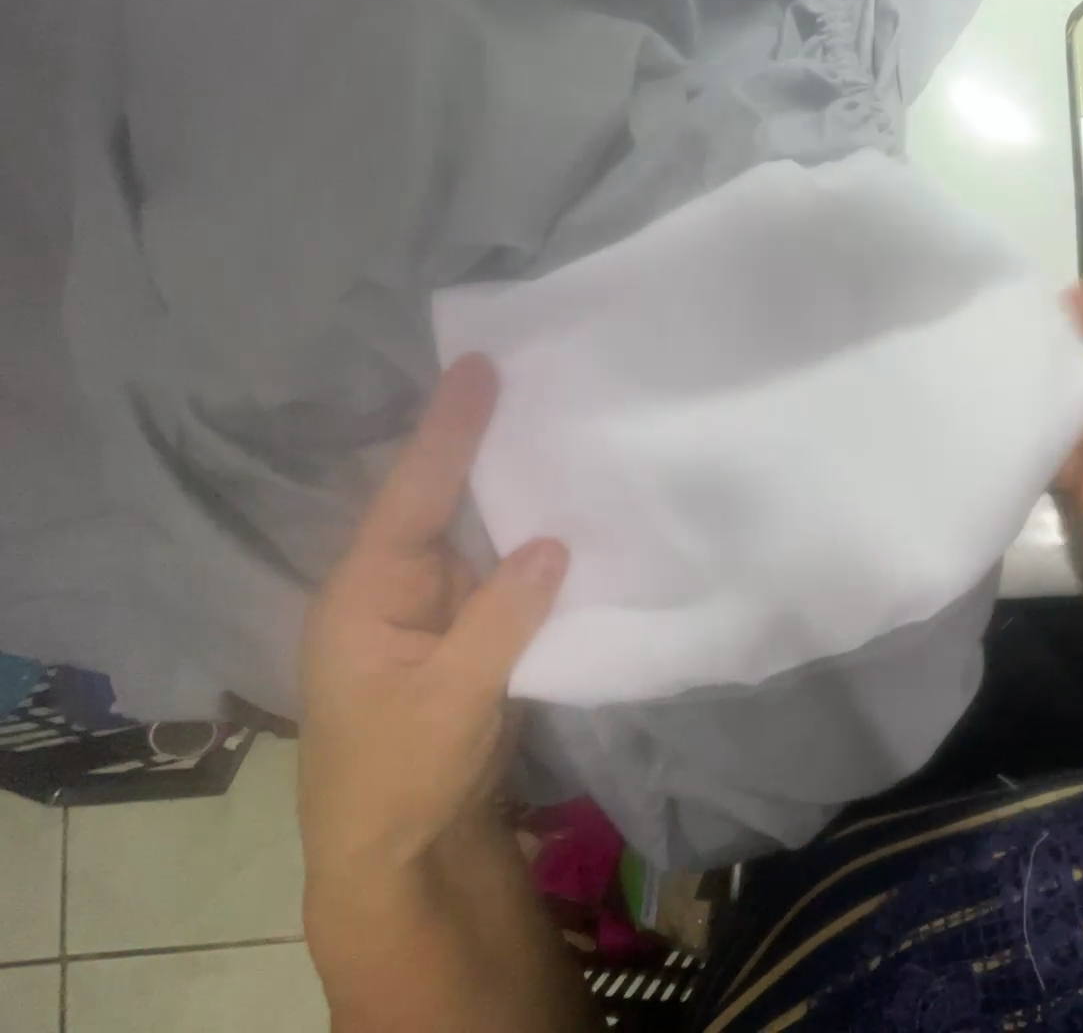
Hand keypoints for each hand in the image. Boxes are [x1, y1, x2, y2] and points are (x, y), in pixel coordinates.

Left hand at [297, 355, 568, 881]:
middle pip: (446, 504)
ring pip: (486, 540)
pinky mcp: (477, 636)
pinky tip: (578, 526)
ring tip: (566, 440)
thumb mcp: (449, 696)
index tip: (480, 370)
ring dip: (521, 498)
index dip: (448, 432)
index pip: (412, 495)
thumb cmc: (400, 773)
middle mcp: (400, 589)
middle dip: (485, 447)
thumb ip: (501, 617)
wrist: (405, 848)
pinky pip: (511, 580)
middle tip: (534, 384)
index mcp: (368, 593)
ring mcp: (441, 613)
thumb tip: (555, 544)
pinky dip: (541, 553)